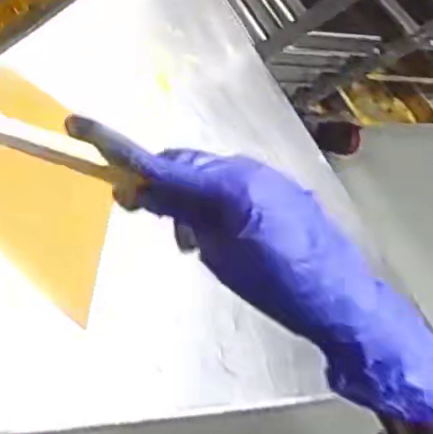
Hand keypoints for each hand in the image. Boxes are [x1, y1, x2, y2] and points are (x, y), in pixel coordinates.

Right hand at [68, 118, 432, 424]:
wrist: (353, 308)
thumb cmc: (281, 286)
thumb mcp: (219, 255)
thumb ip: (181, 216)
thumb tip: (143, 193)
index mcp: (228, 184)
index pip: (160, 163)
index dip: (115, 146)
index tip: (79, 126)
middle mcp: (245, 168)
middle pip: (180, 161)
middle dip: (156, 180)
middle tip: (136, 205)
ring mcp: (264, 175)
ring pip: (203, 172)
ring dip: (184, 195)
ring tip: (187, 236)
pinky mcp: (277, 187)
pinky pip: (227, 182)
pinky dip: (209, 200)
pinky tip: (213, 232)